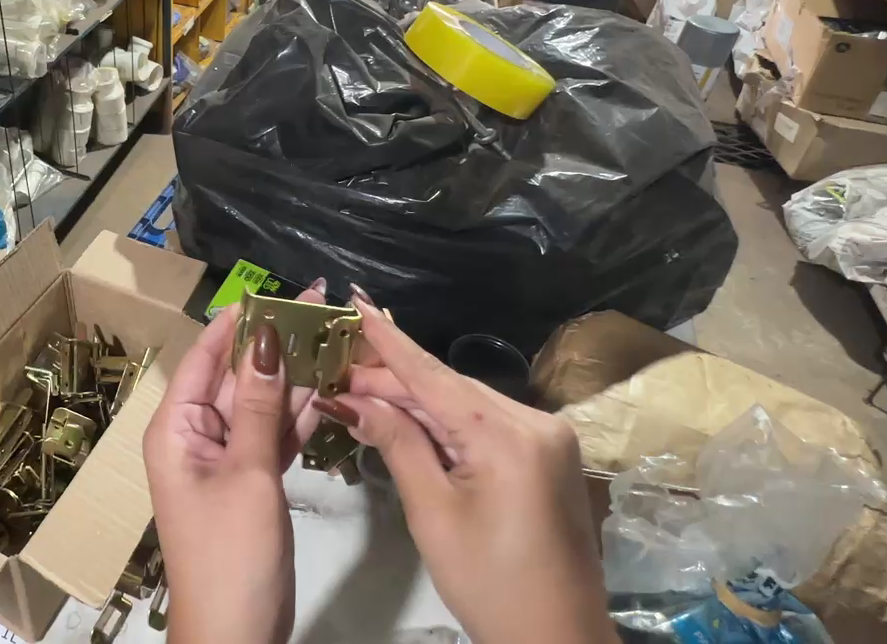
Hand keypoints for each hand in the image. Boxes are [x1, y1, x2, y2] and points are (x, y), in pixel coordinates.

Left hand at [143, 288, 320, 643]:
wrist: (236, 639)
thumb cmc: (232, 554)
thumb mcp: (249, 473)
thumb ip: (261, 405)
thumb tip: (264, 336)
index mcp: (178, 425)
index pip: (206, 355)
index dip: (239, 321)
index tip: (275, 290)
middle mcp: (197, 432)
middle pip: (237, 375)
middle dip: (276, 344)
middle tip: (320, 306)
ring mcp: (225, 455)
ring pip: (260, 402)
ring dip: (293, 375)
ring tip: (331, 335)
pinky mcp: (250, 477)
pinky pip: (271, 433)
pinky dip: (296, 414)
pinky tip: (326, 385)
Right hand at [314, 289, 615, 643]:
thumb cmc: (490, 585)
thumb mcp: (431, 512)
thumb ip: (396, 442)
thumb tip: (352, 398)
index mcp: (509, 435)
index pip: (432, 373)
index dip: (389, 339)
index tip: (355, 301)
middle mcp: (536, 421)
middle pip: (448, 387)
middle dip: (392, 381)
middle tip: (338, 376)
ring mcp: (547, 436)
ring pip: (464, 402)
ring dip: (415, 401)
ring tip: (361, 396)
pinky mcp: (548, 453)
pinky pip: (485, 422)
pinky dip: (444, 421)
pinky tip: (407, 419)